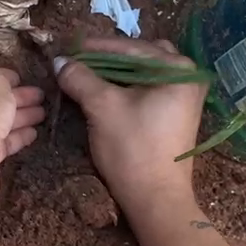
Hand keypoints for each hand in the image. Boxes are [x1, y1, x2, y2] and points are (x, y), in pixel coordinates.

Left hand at [0, 68, 44, 207]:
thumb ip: (4, 79)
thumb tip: (7, 82)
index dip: (2, 75)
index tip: (21, 78)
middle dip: (16, 97)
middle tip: (41, 96)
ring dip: (22, 116)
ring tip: (43, 113)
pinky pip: (3, 143)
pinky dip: (18, 137)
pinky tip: (34, 133)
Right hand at [55, 36, 206, 209]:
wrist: (154, 198)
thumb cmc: (132, 148)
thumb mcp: (101, 107)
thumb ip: (79, 78)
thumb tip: (58, 61)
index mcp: (176, 68)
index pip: (128, 47)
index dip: (93, 48)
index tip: (66, 48)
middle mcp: (186, 77)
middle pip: (137, 57)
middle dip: (106, 58)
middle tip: (77, 63)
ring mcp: (183, 96)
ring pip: (141, 74)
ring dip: (114, 74)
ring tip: (87, 78)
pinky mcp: (174, 114)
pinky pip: (146, 89)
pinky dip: (124, 88)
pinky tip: (102, 94)